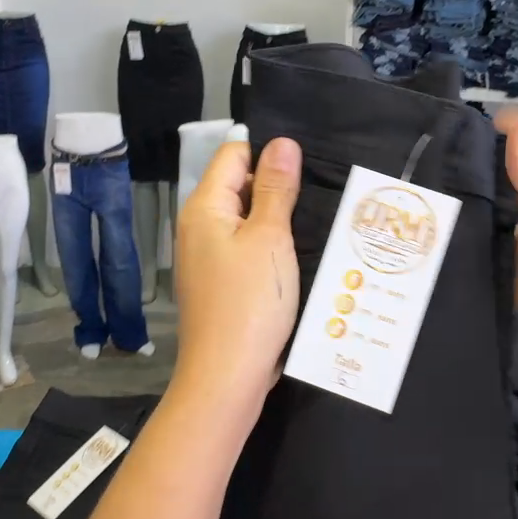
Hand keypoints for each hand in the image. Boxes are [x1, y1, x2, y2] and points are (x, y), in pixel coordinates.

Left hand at [171, 138, 302, 413]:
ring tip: (315, 222)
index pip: (234, 154)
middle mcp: (198, 226)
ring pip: (246, 219)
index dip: (269, 155)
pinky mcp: (220, 282)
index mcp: (204, 207)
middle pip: (239, 185)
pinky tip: (297, 256)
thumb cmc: (249, 302)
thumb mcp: (269, 238)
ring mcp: (207, 257)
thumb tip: (282, 142)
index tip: (305, 171)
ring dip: (277, 220)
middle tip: (319, 195)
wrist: (227, 376)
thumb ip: (275, 188)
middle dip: (276, 187)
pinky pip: (246, 248)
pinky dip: (270, 247)